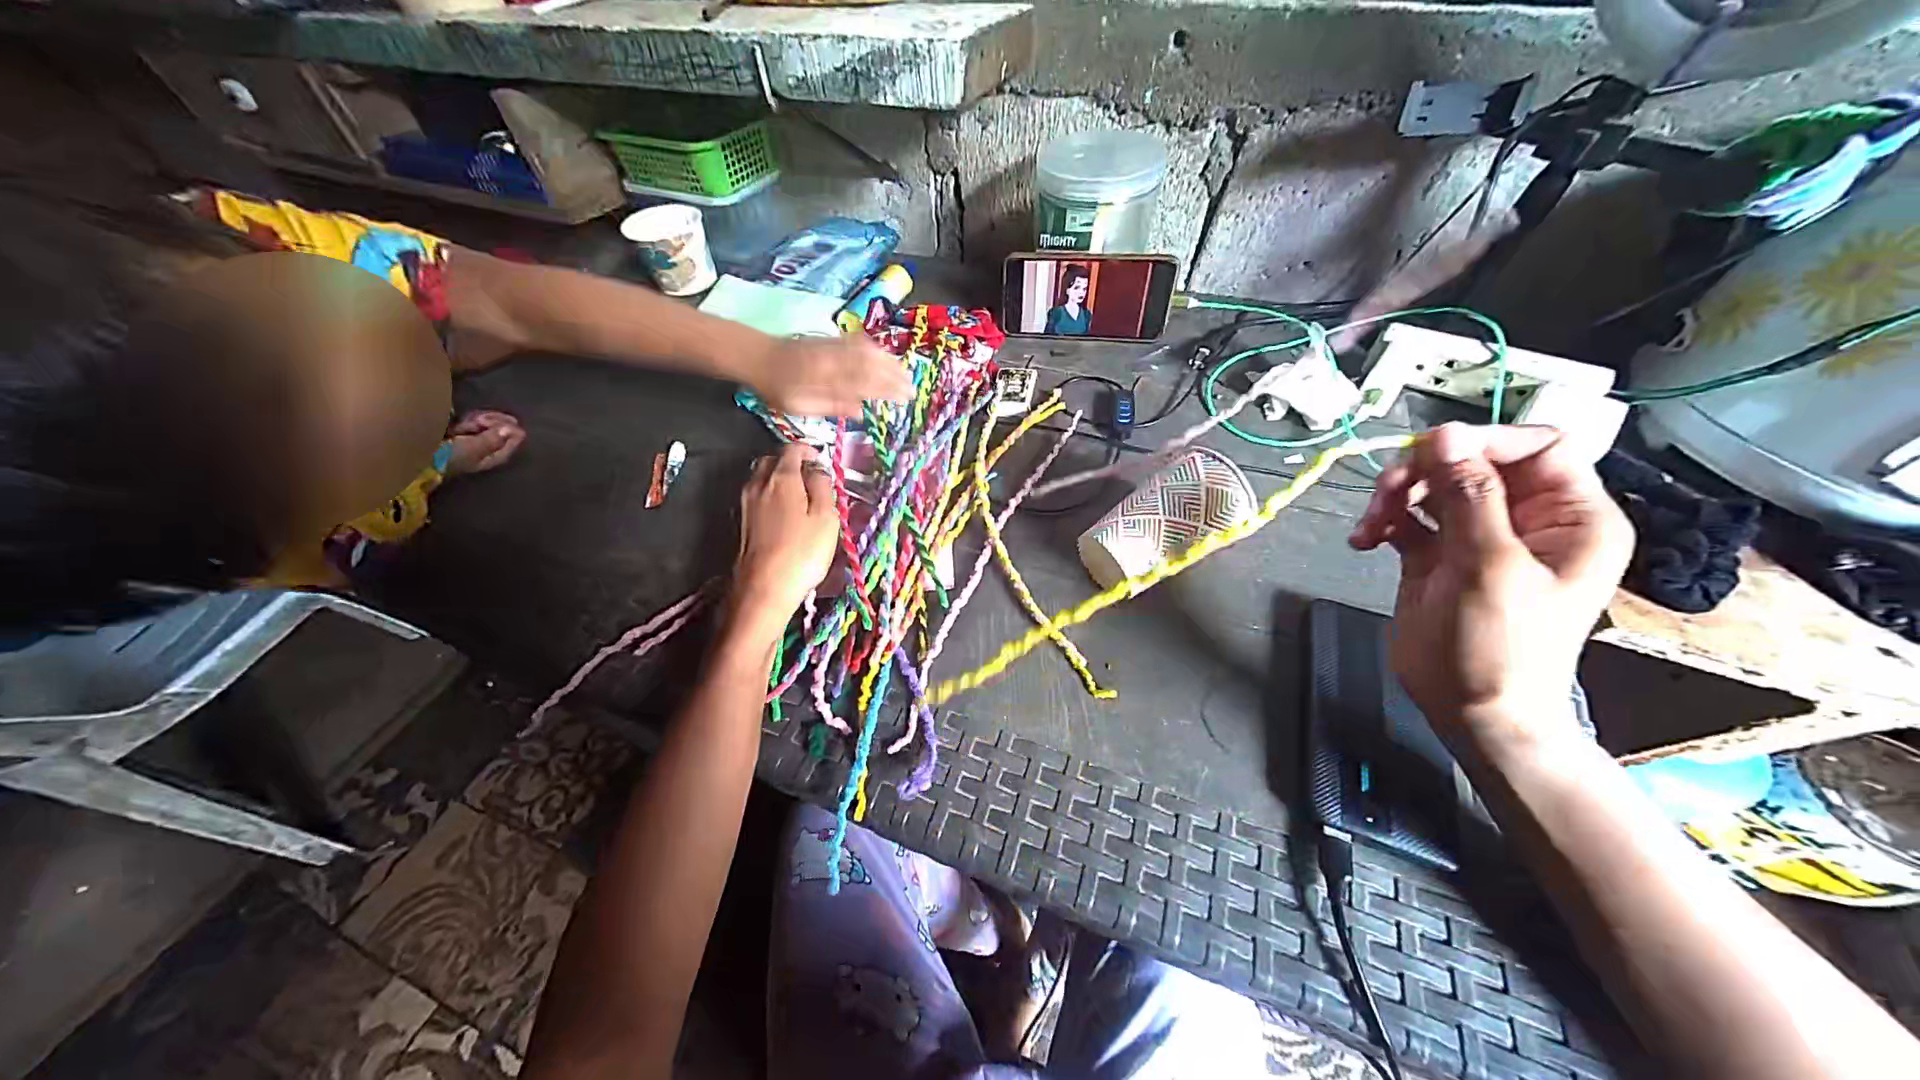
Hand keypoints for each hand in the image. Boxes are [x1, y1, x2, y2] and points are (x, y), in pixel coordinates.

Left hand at [731, 443, 839, 634]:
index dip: (808, 450)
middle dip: (790, 462)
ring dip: (779, 479)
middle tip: (810, 475)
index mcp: (782, 478)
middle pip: (772, 460)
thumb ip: (823, 487)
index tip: (821, 459)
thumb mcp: (826, 517)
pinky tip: (784, 513)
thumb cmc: (802, 552)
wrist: (763, 588)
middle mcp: (758, 484)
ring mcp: (746, 503)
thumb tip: (818, 470)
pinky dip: (771, 496)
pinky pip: (757, 497)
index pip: (792, 449)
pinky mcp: (741, 522)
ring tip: (799, 495)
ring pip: (762, 478)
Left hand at [747, 336, 911, 416]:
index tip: (905, 398)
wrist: (758, 356)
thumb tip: (861, 411)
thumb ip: (831, 407)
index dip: (888, 390)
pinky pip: (858, 342)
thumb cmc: (777, 388)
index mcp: (827, 377)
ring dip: (890, 362)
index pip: (866, 383)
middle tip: (912, 388)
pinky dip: (876, 349)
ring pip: (868, 352)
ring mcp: (833, 346)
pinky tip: (885, 356)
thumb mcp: (800, 406)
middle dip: (895, 376)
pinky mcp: (831, 340)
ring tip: (906, 373)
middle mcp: (834, 358)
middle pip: (871, 366)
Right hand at [1349, 423, 1632, 745]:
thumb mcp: (1490, 566)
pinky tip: (1365, 540)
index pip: (1536, 446)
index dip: (1484, 441)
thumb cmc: (1501, 648)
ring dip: (1394, 496)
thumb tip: (1444, 435)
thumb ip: (1469, 496)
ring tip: (1371, 524)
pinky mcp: (1435, 555)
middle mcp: (1524, 519)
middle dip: (1424, 472)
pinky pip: (1406, 517)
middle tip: (1386, 494)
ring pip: (1431, 486)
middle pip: (1471, 462)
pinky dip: (1382, 521)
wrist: (1471, 709)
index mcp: (1568, 516)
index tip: (1432, 455)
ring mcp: (1475, 537)